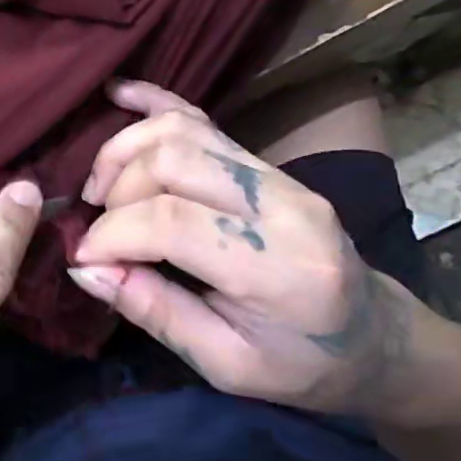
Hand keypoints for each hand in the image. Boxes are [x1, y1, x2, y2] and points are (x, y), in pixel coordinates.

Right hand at [68, 80, 417, 416]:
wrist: (377, 338)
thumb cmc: (303, 366)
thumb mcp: (227, 364)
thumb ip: (154, 311)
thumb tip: (84, 267)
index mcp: (279, 268)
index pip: (170, 221)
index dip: (110, 234)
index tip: (82, 258)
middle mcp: (283, 205)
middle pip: (170, 161)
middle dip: (114, 191)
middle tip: (97, 228)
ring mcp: (277, 175)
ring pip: (179, 130)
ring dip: (123, 152)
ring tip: (100, 190)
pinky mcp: (264, 162)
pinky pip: (201, 118)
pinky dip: (153, 104)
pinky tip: (117, 94)